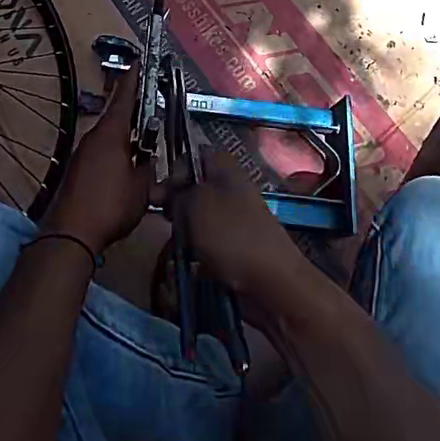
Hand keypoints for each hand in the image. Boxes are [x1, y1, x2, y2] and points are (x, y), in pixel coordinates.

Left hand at [40, 63, 156, 254]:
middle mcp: (94, 137)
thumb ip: (147, 168)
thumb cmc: (110, 205)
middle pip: (116, 116)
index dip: (133, 80)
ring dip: (125, 136)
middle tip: (150, 104)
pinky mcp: (78, 169)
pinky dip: (115, 151)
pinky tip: (126, 166)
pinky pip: (101, 151)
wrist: (71, 231)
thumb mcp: (141, 188)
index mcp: (111, 134)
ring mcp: (83, 153)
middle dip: (134, 111)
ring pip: (109, 136)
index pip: (124, 98)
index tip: (138, 63)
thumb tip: (146, 159)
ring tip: (143, 140)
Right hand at [169, 148, 305, 300]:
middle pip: (194, 189)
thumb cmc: (232, 235)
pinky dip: (196, 252)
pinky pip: (206, 244)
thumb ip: (179, 192)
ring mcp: (235, 221)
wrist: (273, 285)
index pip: (195, 156)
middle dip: (177, 204)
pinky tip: (190, 262)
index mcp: (226, 170)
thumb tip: (175, 196)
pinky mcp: (236, 249)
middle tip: (167, 218)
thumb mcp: (195, 203)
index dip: (176, 170)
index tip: (165, 190)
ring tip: (180, 245)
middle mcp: (232, 191)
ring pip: (197, 218)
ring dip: (184, 231)